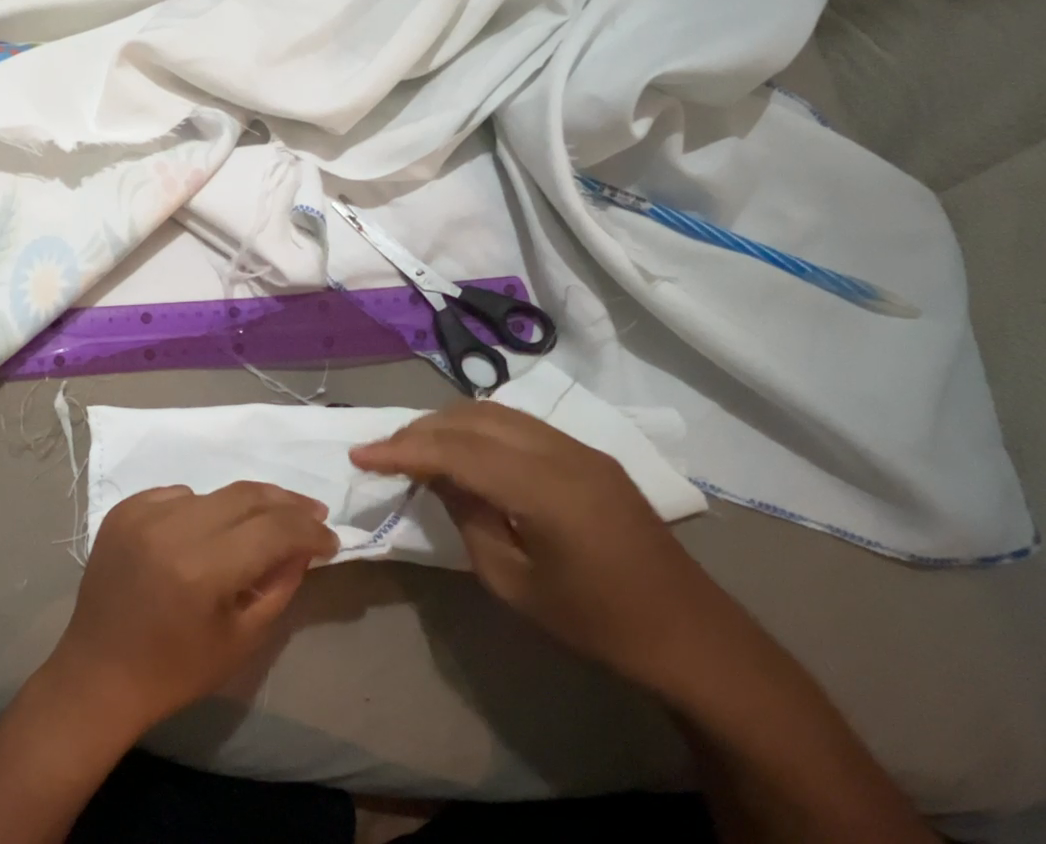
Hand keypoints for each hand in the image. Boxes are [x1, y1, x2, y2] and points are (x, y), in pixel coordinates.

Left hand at [44, 482, 339, 732]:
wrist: (100, 673)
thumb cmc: (176, 670)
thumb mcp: (243, 638)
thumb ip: (280, 585)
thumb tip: (305, 545)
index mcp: (202, 568)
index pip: (274, 529)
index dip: (309, 531)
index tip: (330, 541)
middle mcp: (170, 529)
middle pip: (245, 496)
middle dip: (286, 504)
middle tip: (313, 514)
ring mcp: (140, 515)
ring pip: (212, 493)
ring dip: (243, 507)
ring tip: (263, 526)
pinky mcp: (121, 512)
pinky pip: (175, 496)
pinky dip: (200, 507)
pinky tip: (209, 529)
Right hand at [350, 401, 735, 691]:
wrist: (687, 633)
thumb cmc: (594, 621)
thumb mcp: (512, 581)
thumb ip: (468, 518)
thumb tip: (438, 477)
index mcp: (546, 489)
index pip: (457, 450)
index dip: (402, 449)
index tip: (359, 457)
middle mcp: (564, 453)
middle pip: (474, 418)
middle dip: (420, 430)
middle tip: (381, 454)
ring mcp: (582, 449)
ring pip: (497, 413)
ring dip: (448, 424)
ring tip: (412, 450)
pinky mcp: (590, 456)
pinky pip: (520, 425)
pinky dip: (478, 430)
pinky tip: (460, 453)